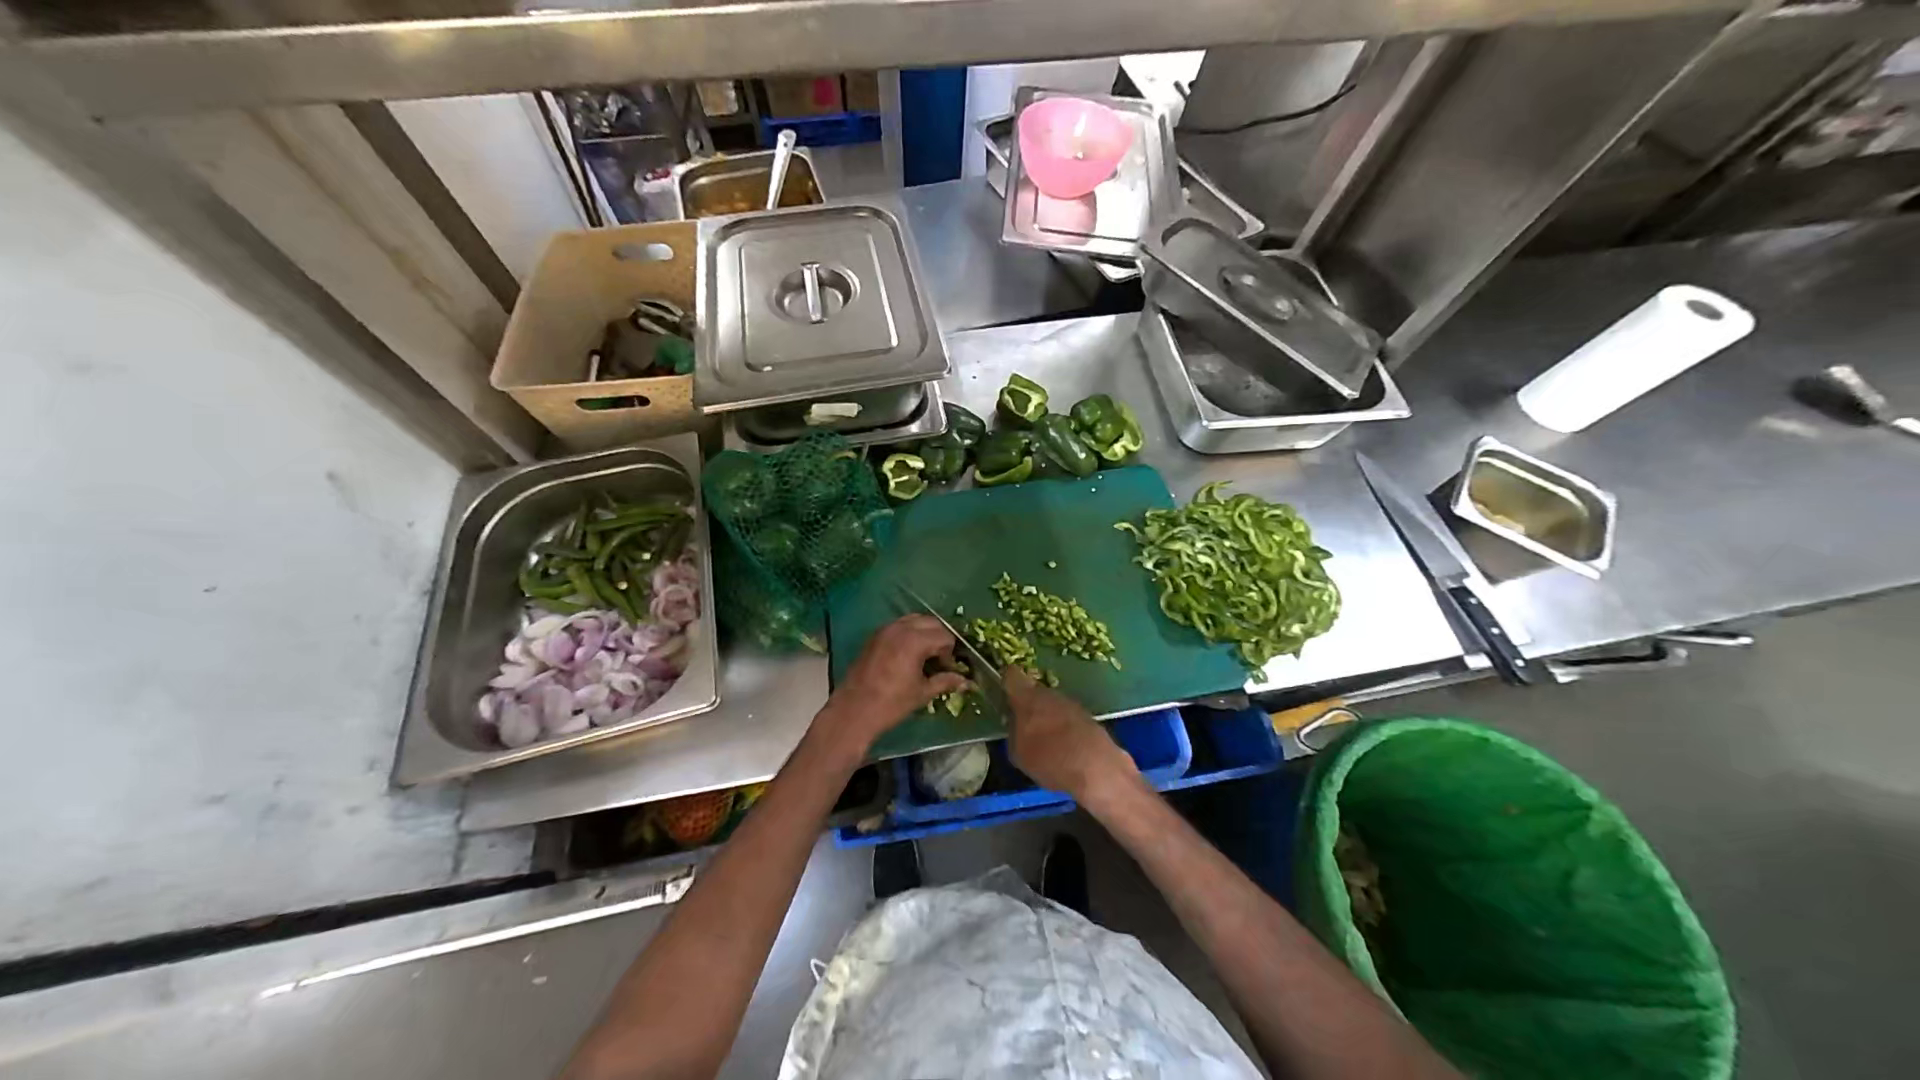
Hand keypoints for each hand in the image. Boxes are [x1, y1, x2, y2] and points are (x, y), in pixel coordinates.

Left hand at [817, 615, 968, 753]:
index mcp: (915, 640)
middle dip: (940, 639)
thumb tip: (965, 681)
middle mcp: (900, 628)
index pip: (945, 636)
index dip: (949, 653)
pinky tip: (908, 655)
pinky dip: (909, 634)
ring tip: (925, 656)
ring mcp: (885, 630)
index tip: (946, 670)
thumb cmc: (891, 704)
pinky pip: (898, 626)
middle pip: (931, 622)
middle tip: (940, 661)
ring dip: (925, 633)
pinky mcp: (874, 636)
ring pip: (914, 621)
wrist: (853, 711)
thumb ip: (945, 681)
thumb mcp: (922, 693)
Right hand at [1003, 667, 1138, 803]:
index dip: (1005, 682)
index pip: (1011, 675)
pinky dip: (1064, 728)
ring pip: (1052, 704)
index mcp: (1027, 698)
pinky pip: (1067, 717)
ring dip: (1047, 716)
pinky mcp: (1088, 716)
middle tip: (1023, 726)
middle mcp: (1049, 694)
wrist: (1098, 770)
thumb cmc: (1050, 760)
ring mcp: (1071, 703)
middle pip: (1033, 691)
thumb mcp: (1017, 753)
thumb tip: (1016, 724)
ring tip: (1045, 742)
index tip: (1002, 694)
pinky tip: (1064, 749)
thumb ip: (1013, 732)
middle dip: (1028, 705)